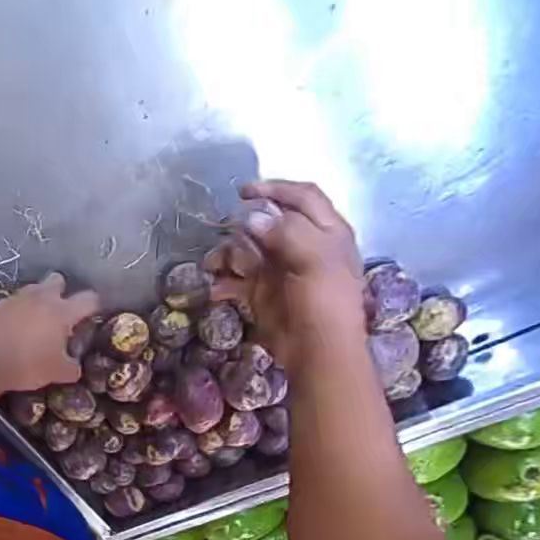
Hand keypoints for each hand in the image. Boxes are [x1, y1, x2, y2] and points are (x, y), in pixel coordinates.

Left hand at [0, 273, 100, 392]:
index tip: (95, 313)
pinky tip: (17, 327)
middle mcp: (41, 298)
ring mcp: (17, 298)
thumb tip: (75, 366)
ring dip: (40, 299)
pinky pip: (15, 301)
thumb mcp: (57, 373)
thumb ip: (72, 367)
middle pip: (59, 280)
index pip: (89, 299)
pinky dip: (20, 310)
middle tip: (61, 313)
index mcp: (62, 311)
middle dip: (63, 291)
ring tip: (37, 320)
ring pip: (35, 288)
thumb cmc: (27, 366)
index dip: (96, 305)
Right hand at [211, 180, 365, 367]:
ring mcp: (280, 271)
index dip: (276, 188)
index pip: (302, 197)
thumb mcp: (315, 258)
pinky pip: (238, 280)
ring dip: (229, 253)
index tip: (244, 192)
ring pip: (249, 250)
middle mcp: (302, 247)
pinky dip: (224, 282)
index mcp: (326, 232)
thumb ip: (285, 231)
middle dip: (244, 225)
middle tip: (225, 230)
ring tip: (213, 264)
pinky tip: (215, 287)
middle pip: (269, 223)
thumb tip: (251, 216)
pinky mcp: (262, 295)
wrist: (317, 351)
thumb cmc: (324, 302)